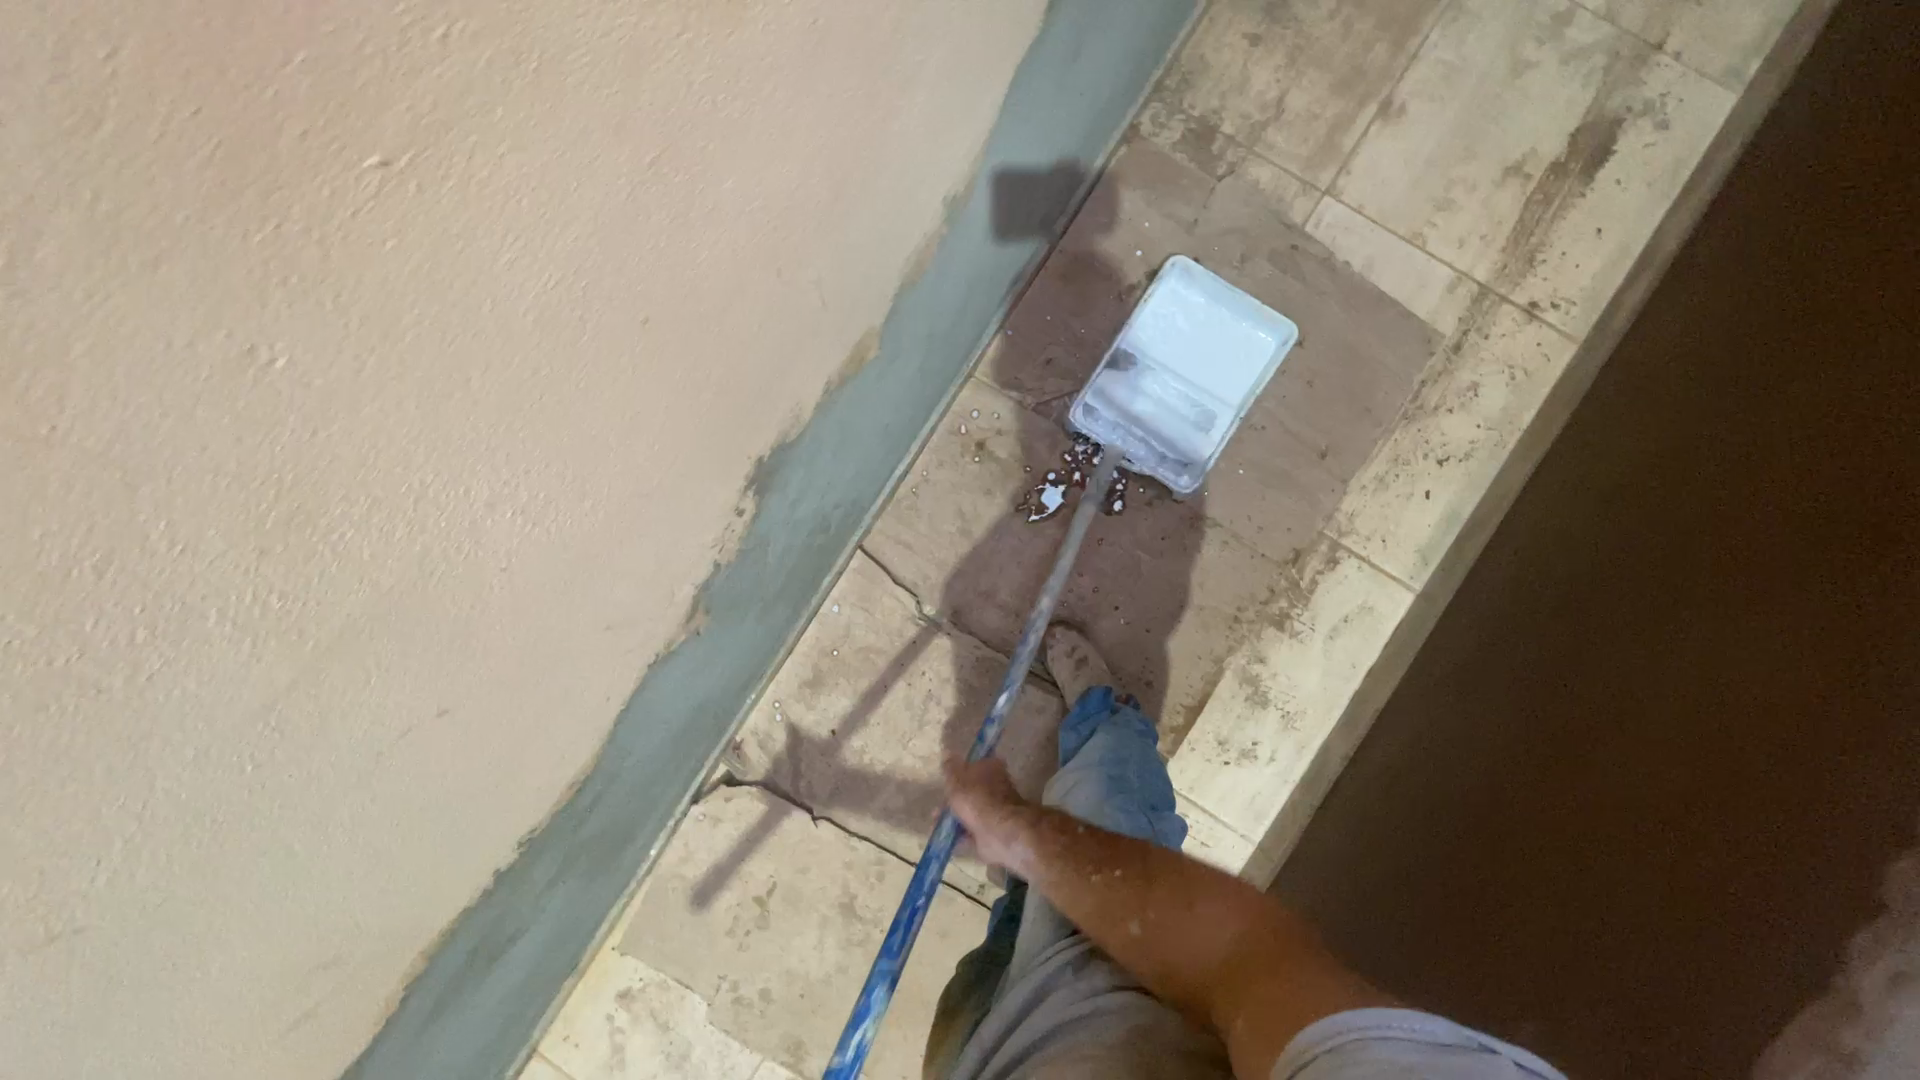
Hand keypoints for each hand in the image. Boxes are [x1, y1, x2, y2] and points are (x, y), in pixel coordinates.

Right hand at [944, 756, 1035, 874]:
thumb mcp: (957, 779)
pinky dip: (958, 836)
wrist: (998, 832)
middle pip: (970, 791)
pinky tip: (943, 839)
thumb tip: (947, 752)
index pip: (974, 765)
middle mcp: (995, 787)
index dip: (959, 772)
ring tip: (935, 825)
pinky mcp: (991, 832)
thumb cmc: (976, 798)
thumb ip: (950, 768)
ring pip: (969, 812)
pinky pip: (970, 832)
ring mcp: (994, 811)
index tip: (945, 781)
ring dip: (953, 819)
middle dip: (952, 800)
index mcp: (990, 768)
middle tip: (937, 808)